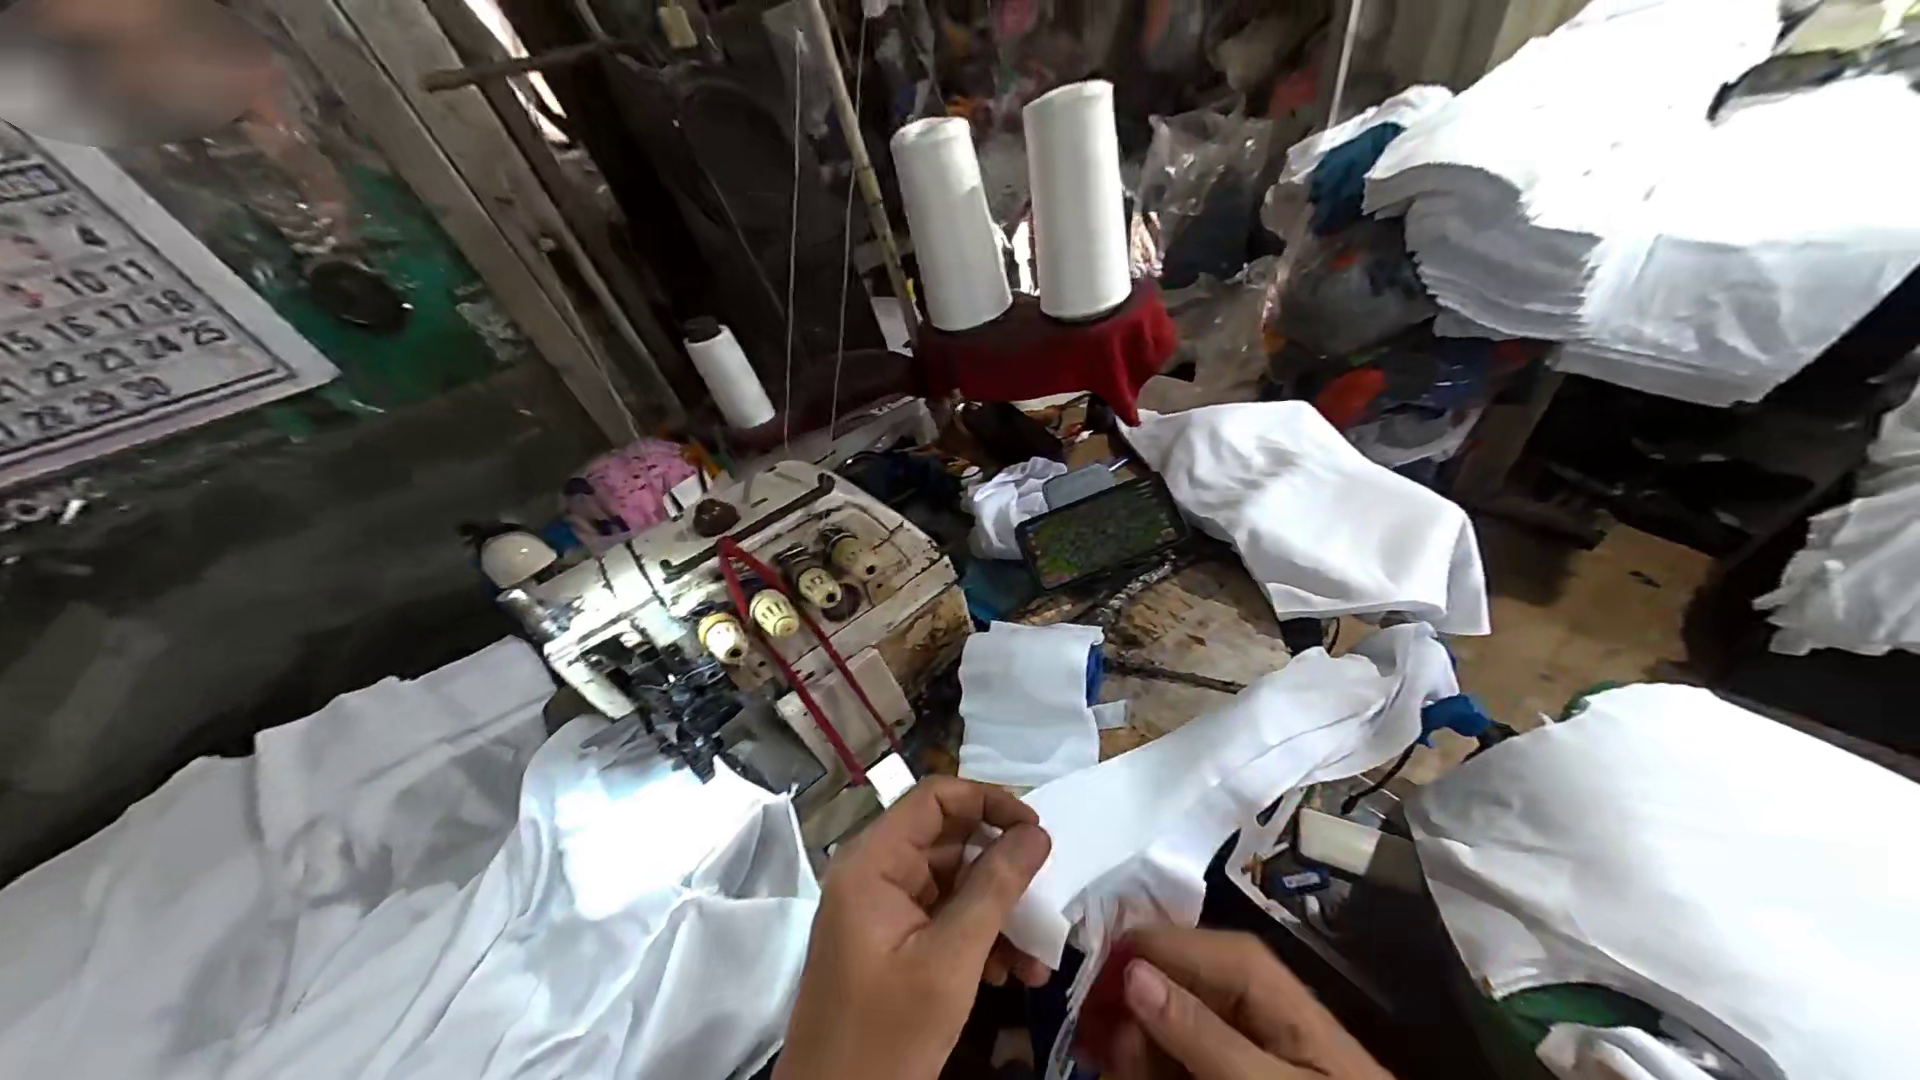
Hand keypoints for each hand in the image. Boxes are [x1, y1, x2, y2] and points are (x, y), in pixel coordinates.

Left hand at [774, 776, 1053, 1079]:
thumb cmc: (886, 1035)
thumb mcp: (950, 960)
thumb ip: (995, 888)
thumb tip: (1037, 832)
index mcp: (873, 860)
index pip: (935, 797)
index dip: (987, 800)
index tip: (1034, 828)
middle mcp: (874, 871)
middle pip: (947, 838)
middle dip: (1000, 865)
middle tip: (1045, 889)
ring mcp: (882, 907)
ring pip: (952, 880)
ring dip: (997, 908)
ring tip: (1036, 950)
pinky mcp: (892, 939)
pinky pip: (944, 915)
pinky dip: (979, 934)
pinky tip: (1010, 971)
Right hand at [1103, 927, 1392, 1079]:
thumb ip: (1200, 1032)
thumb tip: (1129, 972)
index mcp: (1239, 961)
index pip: (1150, 941)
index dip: (1109, 976)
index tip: (1083, 1025)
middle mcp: (1223, 969)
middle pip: (1144, 975)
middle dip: (1119, 1022)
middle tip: (1104, 1063)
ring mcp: (1220, 1004)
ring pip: (1148, 1010)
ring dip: (1131, 1048)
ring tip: (1125, 1074)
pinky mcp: (1220, 1036)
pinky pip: (1168, 1035)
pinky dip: (1150, 1059)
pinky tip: (1141, 1073)